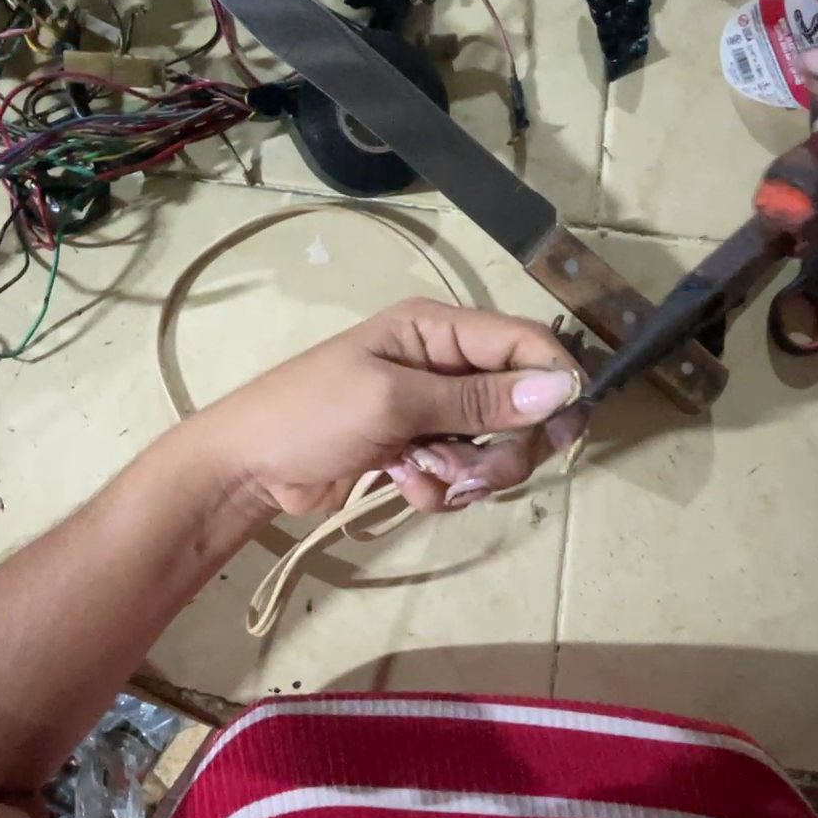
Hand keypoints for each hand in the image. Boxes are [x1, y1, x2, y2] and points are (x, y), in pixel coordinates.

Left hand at [182, 298, 587, 515]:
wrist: (251, 468)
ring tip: (424, 475)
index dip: (554, 381)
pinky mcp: (419, 450)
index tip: (566, 430)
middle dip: (506, 445)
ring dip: (467, 471)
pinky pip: (460, 472)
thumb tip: (560, 388)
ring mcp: (432, 410)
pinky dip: (439, 486)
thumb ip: (475, 398)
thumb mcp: (392, 401)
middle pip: (520, 402)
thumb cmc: (311, 415)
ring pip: (494, 445)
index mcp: (436, 330)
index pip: (523, 342)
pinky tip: (402, 484)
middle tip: (475, 474)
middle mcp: (443, 365)